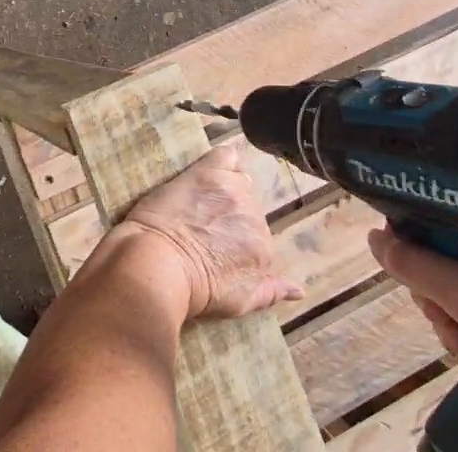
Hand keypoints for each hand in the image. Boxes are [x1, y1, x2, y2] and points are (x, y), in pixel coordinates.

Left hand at [113, 144, 303, 319]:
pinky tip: (209, 168)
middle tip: (203, 222)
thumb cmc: (195, 291)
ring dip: (223, 189)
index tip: (215, 241)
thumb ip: (270, 292)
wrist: (158, 264)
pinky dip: (222, 160)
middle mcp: (255, 216)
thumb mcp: (239, 302)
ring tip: (199, 201)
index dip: (235, 236)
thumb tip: (298, 291)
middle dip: (230, 212)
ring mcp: (233, 191)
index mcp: (263, 248)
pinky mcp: (208, 173)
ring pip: (237, 180)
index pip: (257, 233)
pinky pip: (226, 155)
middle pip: (247, 205)